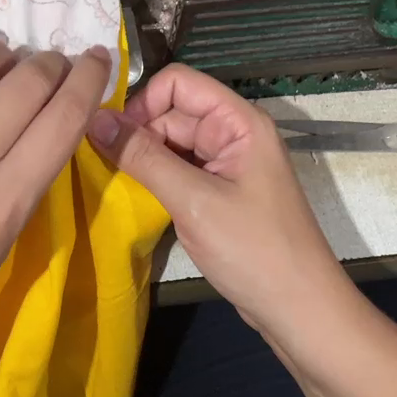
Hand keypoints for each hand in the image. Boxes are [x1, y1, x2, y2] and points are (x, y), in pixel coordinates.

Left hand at [0, 28, 111, 396]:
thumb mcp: (8, 233)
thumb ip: (33, 165)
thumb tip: (54, 99)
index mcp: (2, 203)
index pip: (63, 117)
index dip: (89, 77)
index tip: (97, 58)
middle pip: (26, 81)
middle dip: (52, 63)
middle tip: (54, 65)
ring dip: (4, 49)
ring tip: (7, 57)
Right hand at [86, 63, 348, 329]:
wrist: (301, 313)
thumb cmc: (254, 250)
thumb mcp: (193, 201)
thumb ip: (143, 157)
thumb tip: (95, 119)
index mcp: (238, 121)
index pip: (179, 83)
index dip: (143, 101)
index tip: (113, 133)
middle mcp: (233, 133)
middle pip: (172, 112)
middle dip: (139, 132)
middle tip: (104, 163)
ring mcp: (227, 163)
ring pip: (172, 141)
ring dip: (145, 156)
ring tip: (113, 178)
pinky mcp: (220, 191)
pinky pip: (180, 167)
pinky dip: (157, 176)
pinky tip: (136, 193)